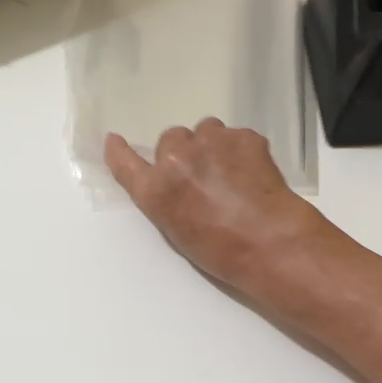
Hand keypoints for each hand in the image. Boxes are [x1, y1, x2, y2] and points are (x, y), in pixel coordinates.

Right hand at [105, 120, 340, 289]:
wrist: (267, 241)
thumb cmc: (218, 250)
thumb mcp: (177, 231)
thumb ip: (167, 200)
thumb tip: (175, 182)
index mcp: (156, 191)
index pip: (126, 164)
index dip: (119, 152)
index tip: (114, 141)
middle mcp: (177, 159)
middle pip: (171, 139)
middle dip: (182, 153)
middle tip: (199, 177)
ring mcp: (212, 141)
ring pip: (204, 131)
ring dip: (210, 146)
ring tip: (227, 174)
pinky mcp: (244, 135)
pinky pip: (234, 135)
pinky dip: (239, 150)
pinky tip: (251, 174)